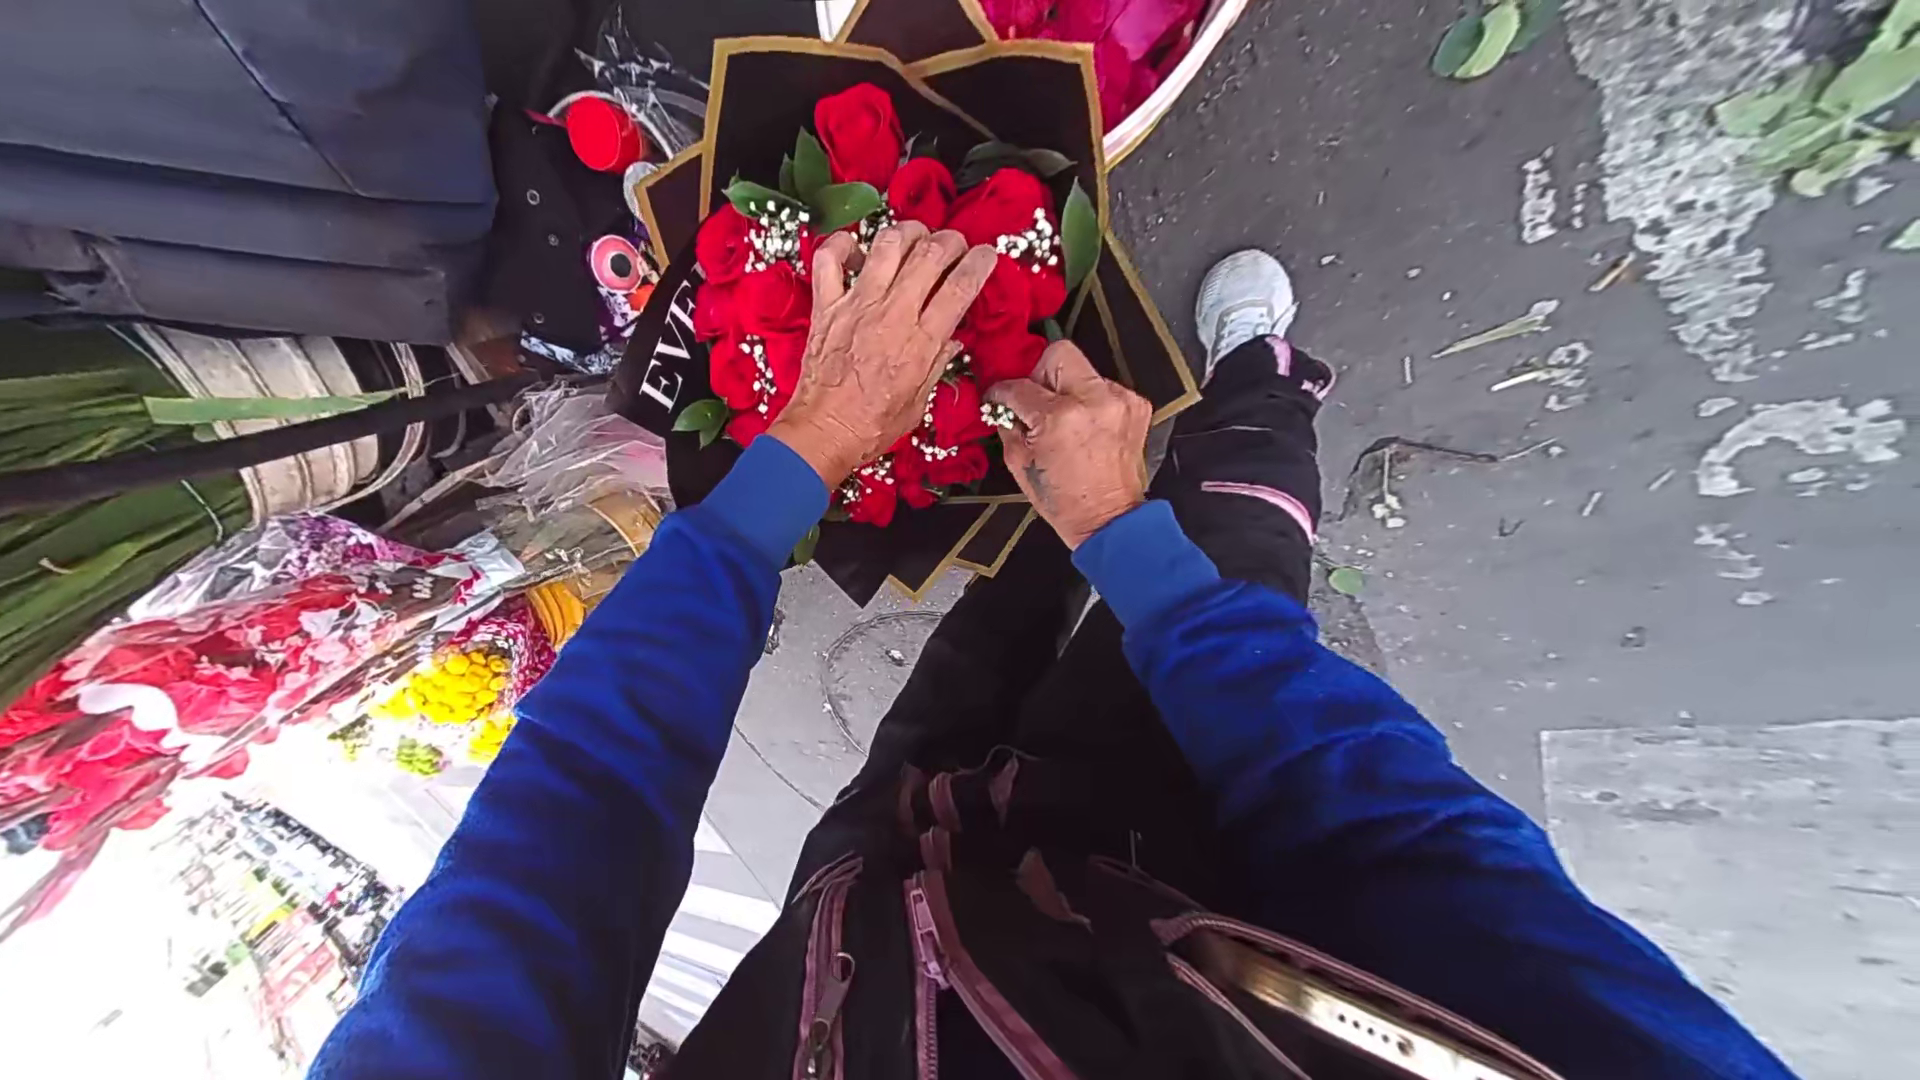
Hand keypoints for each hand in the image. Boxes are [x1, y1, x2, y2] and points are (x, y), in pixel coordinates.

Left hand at [769, 222, 997, 484]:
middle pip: (929, 256)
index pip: (959, 288)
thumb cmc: (870, 426)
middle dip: (949, 241)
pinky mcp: (827, 306)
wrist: (826, 431)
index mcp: (920, 342)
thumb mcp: (918, 403)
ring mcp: (857, 305)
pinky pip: (829, 258)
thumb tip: (951, 340)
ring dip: (907, 232)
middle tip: (955, 243)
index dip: (978, 264)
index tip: (986, 255)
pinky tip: (855, 246)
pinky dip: (842, 243)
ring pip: (886, 245)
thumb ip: (935, 365)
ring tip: (916, 235)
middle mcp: (891, 315)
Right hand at [988, 340, 1151, 548]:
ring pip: (1083, 369)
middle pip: (1059, 354)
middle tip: (1036, 400)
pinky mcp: (1137, 406)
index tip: (999, 398)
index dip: (1003, 392)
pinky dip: (1091, 402)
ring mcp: (1119, 401)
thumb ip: (1008, 424)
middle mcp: (1093, 400)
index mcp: (1059, 417)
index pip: (1020, 386)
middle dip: (1040, 373)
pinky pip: (1104, 387)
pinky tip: (1087, 427)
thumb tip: (1003, 403)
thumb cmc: (1062, 499)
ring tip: (1064, 419)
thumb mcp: (1018, 463)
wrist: (1109, 520)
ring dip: (1068, 389)